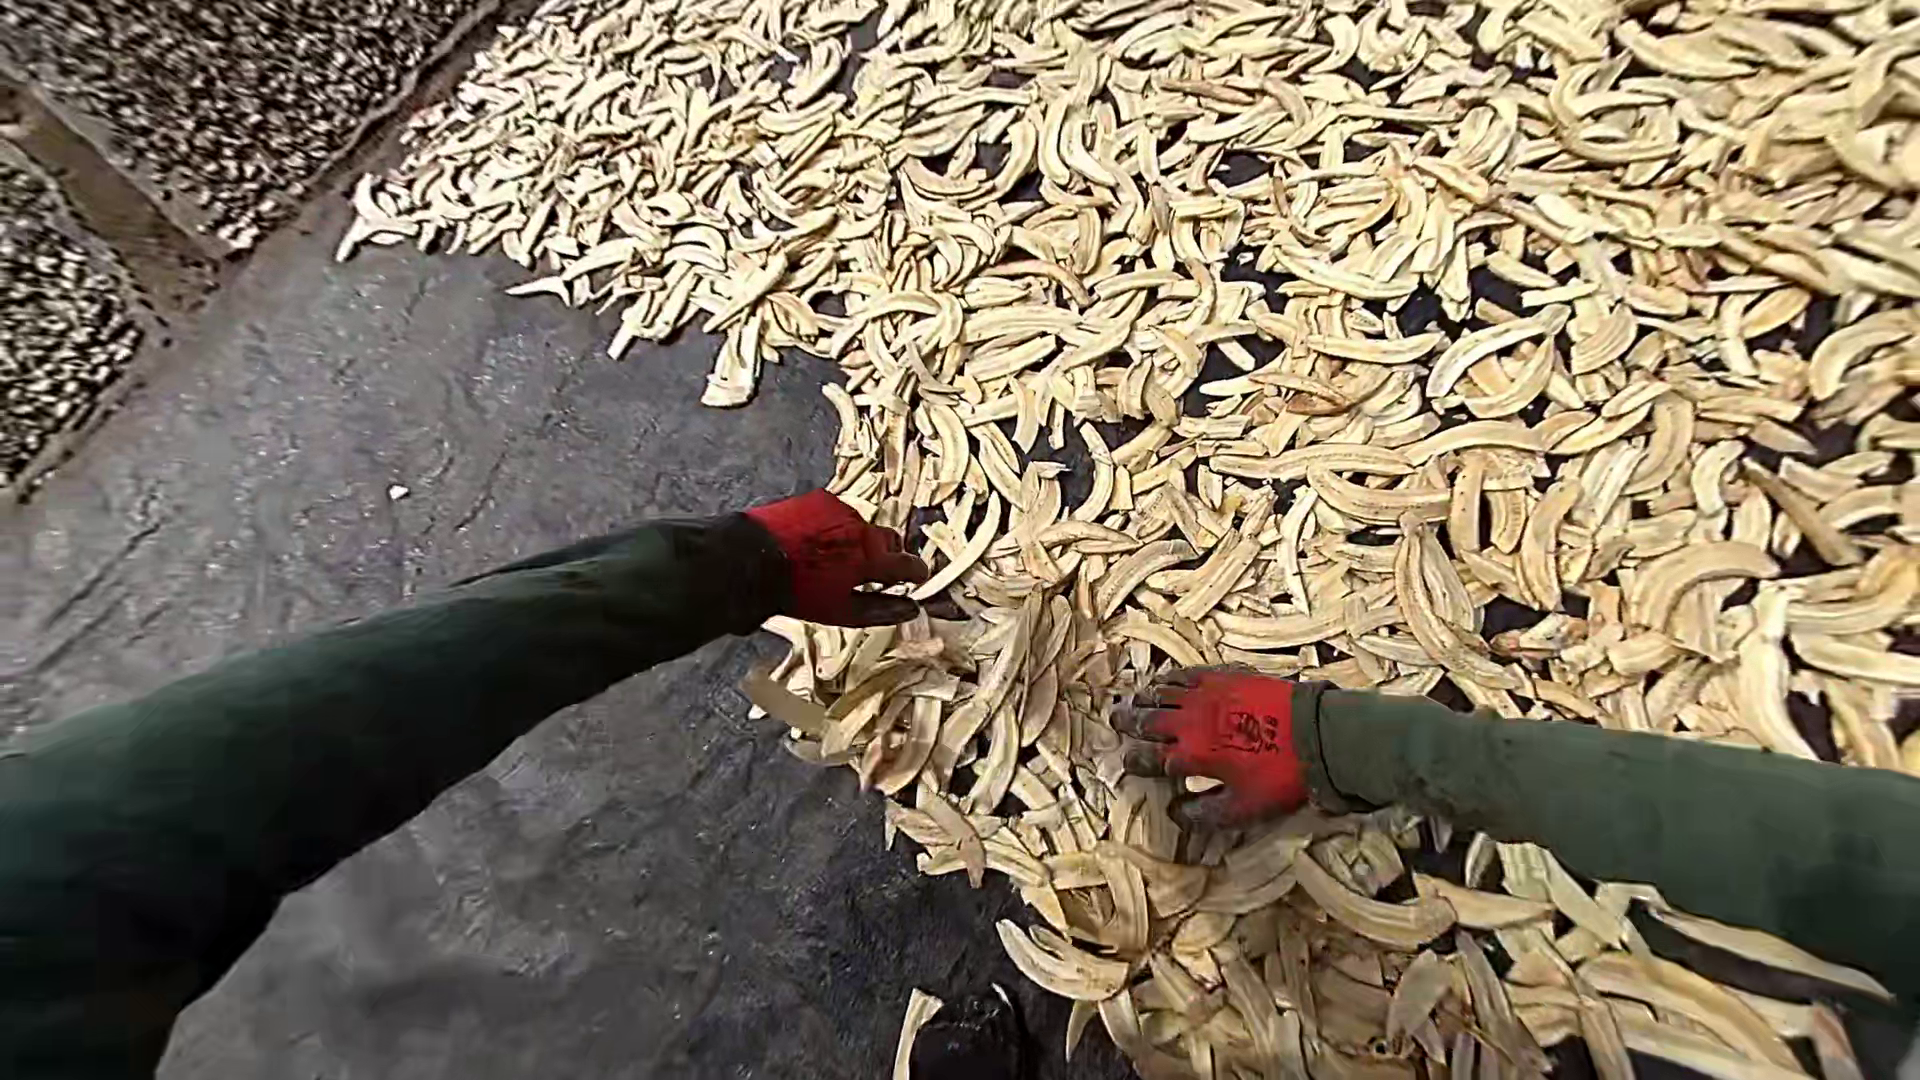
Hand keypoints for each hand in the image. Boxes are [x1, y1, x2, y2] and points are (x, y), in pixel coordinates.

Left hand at [744, 490, 927, 626]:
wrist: (753, 559)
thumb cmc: (799, 592)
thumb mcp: (843, 611)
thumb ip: (882, 609)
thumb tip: (911, 610)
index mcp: (873, 557)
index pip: (908, 563)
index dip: (916, 572)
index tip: (918, 578)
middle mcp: (863, 528)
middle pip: (890, 540)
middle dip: (891, 555)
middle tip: (881, 572)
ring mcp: (842, 510)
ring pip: (863, 527)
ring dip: (860, 541)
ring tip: (839, 559)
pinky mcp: (821, 500)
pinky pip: (839, 514)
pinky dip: (837, 528)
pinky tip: (819, 543)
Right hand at [1114, 667, 1308, 829]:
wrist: (1315, 733)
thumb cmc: (1280, 776)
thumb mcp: (1244, 809)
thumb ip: (1204, 814)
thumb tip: (1174, 814)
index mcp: (1190, 755)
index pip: (1149, 758)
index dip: (1134, 761)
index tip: (1128, 763)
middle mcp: (1188, 721)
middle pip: (1146, 719)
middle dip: (1126, 721)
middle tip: (1114, 719)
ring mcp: (1202, 695)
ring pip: (1160, 693)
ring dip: (1143, 699)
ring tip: (1134, 701)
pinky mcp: (1219, 676)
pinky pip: (1183, 675)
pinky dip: (1168, 680)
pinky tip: (1165, 681)